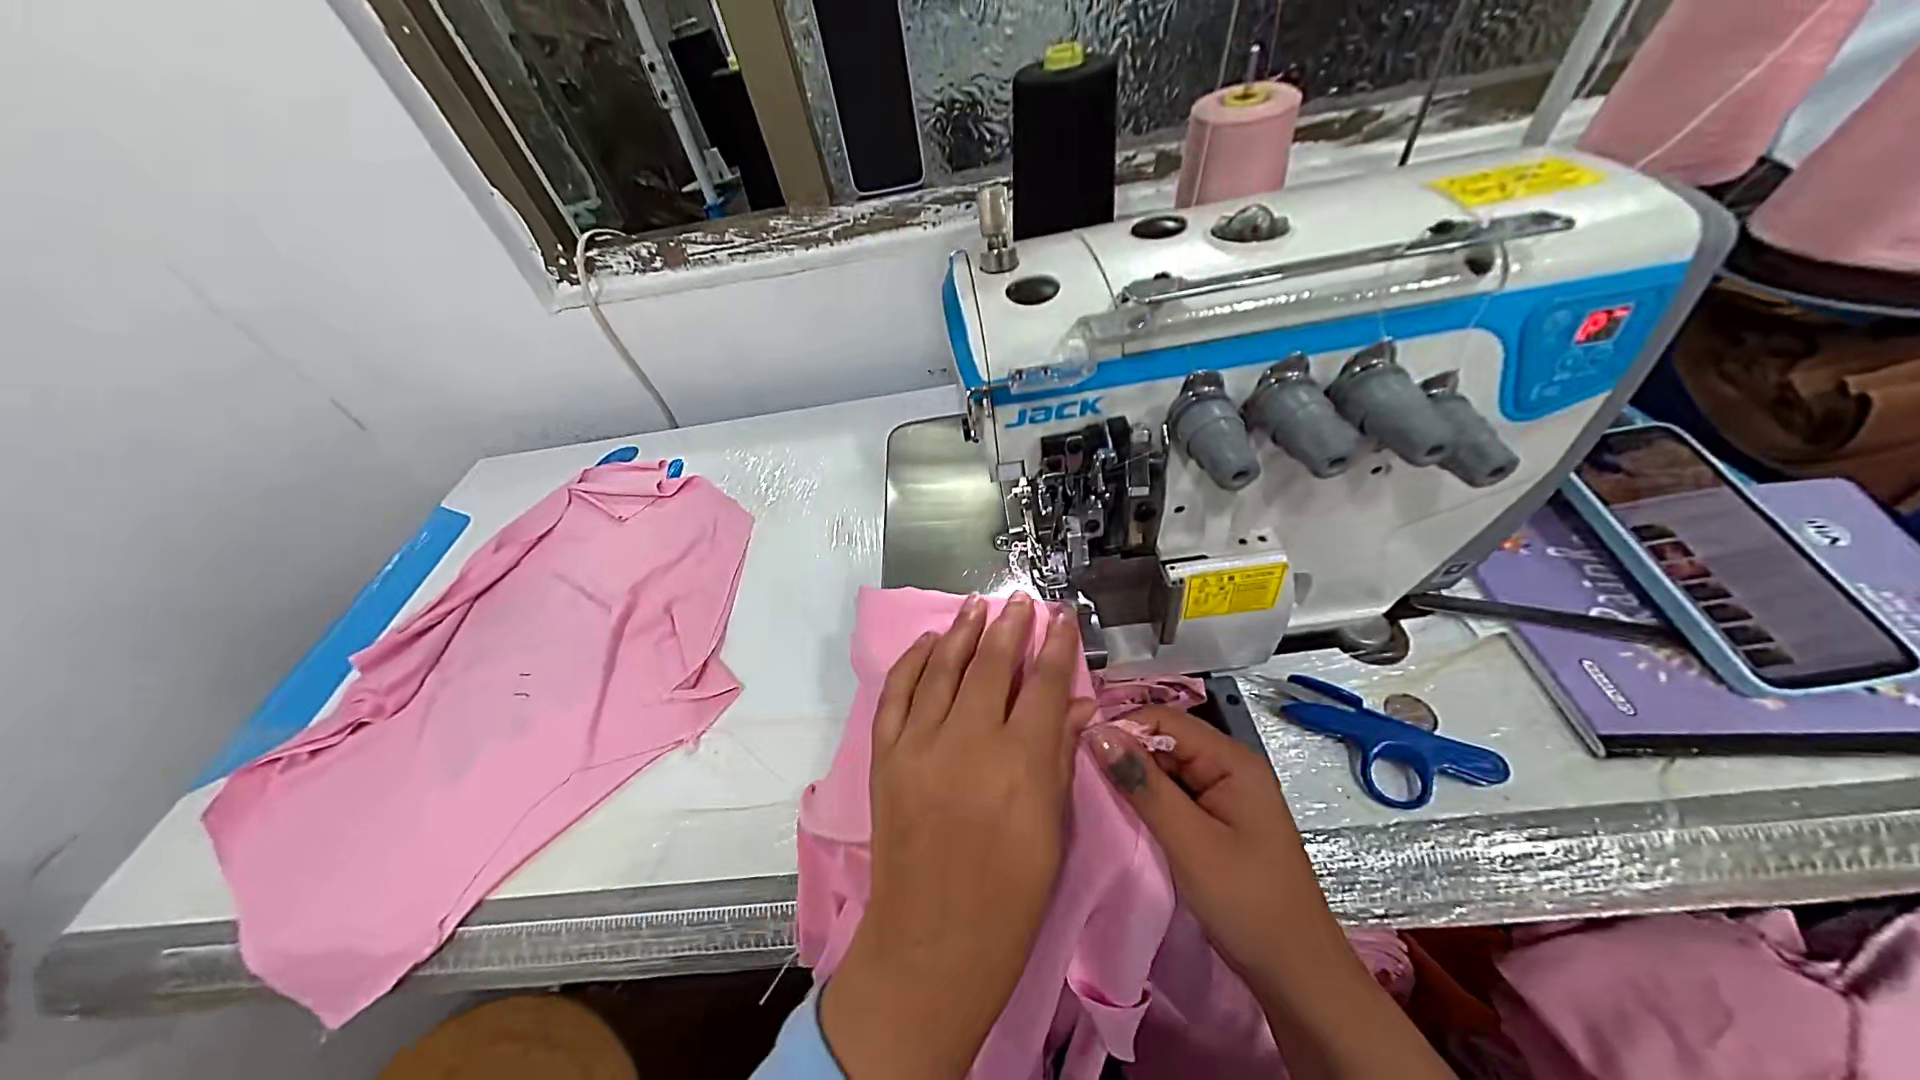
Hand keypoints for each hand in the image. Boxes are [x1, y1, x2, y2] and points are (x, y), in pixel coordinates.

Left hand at [821, 593, 1095, 1079]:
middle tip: (1018, 601)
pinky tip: (926, 644)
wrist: (933, 942)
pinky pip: (896, 695)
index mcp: (1021, 763)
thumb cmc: (1010, 898)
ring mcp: (920, 746)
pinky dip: (910, 663)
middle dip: (1009, 627)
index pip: (1044, 684)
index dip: (1056, 646)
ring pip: (941, 669)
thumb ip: (1061, 757)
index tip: (1060, 617)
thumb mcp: (1052, 829)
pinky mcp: (886, 758)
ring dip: (961, 633)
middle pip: (991, 665)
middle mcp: (969, 742)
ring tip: (976, 607)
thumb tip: (1077, 706)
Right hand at [1086, 708, 1455, 1079]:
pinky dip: (1147, 799)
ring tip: (1092, 790)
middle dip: (1124, 752)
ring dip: (1133, 777)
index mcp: (1232, 760)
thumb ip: (1143, 785)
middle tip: (1079, 772)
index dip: (1123, 728)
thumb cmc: (1247, 902)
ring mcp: (1222, 793)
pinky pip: (1173, 793)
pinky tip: (1120, 811)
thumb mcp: (1189, 842)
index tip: (1080, 748)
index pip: (1165, 719)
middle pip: (1164, 740)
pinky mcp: (1215, 818)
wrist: (1296, 973)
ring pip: (1165, 767)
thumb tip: (1098, 734)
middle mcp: (1228, 766)